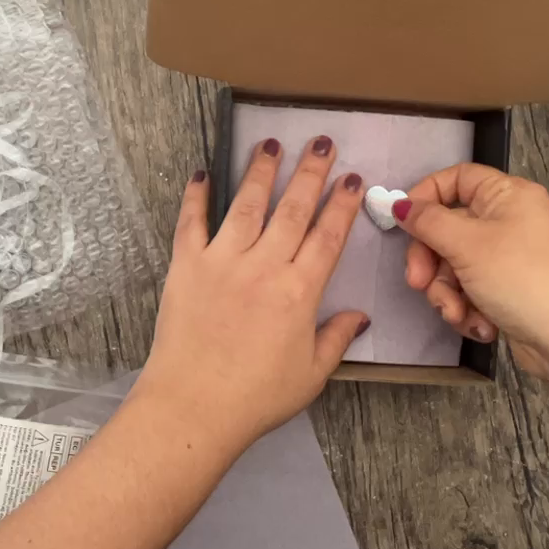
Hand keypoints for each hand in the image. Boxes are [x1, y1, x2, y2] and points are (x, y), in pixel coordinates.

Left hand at [133, 136, 368, 452]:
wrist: (193, 406)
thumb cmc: (257, 397)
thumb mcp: (310, 375)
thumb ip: (336, 338)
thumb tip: (361, 315)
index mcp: (299, 291)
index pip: (328, 236)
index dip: (342, 204)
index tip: (352, 178)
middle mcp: (264, 266)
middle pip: (293, 209)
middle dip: (311, 172)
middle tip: (322, 142)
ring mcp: (223, 261)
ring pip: (248, 205)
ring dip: (262, 171)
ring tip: (271, 142)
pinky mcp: (186, 265)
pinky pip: (191, 223)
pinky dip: (195, 196)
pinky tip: (202, 173)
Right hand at [395, 164, 548, 380]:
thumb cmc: (520, 279)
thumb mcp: (466, 245)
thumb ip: (427, 221)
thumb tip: (399, 205)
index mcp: (507, 195)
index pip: (457, 178)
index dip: (426, 196)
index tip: (403, 221)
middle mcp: (508, 220)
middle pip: (448, 227)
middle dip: (430, 260)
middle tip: (418, 282)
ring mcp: (508, 257)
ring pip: (454, 264)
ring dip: (447, 292)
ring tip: (457, 314)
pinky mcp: (507, 289)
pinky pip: (470, 288)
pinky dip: (467, 307)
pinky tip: (478, 324)